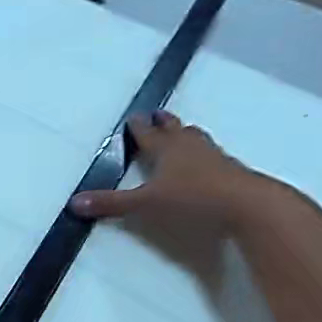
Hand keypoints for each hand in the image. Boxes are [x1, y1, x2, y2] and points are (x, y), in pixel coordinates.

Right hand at [70, 111, 274, 230]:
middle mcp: (190, 147)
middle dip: (164, 123)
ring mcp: (214, 157)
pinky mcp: (232, 172)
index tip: (133, 117)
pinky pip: (213, 156)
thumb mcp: (145, 204)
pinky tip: (204, 164)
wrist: (248, 205)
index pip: (147, 133)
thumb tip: (73, 203)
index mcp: (166, 149)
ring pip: (196, 139)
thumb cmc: (192, 198)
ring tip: (182, 134)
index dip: (138, 126)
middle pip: (175, 129)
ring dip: (186, 135)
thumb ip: (111, 204)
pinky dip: (204, 155)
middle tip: (157, 116)